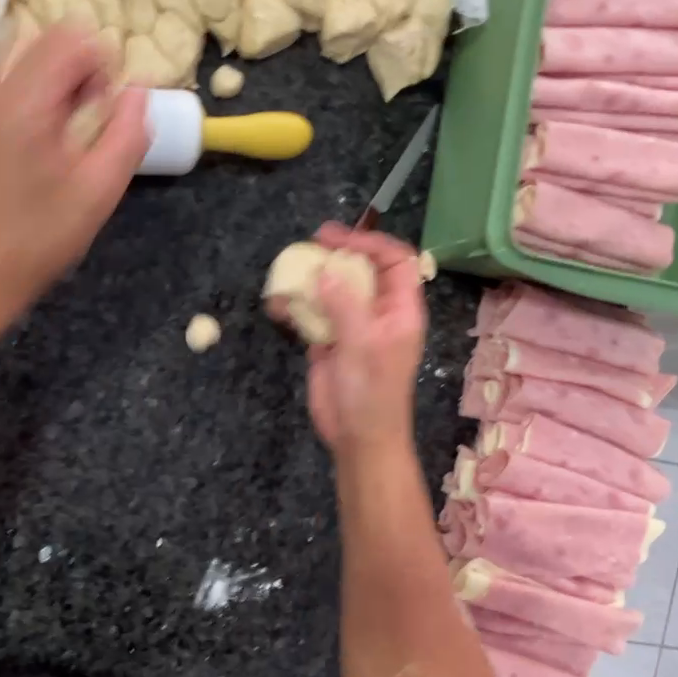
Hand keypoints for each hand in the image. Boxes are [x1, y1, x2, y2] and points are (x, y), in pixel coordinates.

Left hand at [0, 24, 150, 312]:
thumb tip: (140, 89)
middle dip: (81, 66)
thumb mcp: (100, 190)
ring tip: (72, 129)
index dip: (103, 62)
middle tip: (95, 117)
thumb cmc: (43, 237)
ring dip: (58, 79)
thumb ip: (128, 133)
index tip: (112, 107)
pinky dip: (35, 95)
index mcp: (24, 104)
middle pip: (46, 39)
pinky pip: (9, 84)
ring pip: (25, 58)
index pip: (70, 38)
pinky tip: (47, 139)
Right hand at [305, 223, 428, 456]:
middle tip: (312, 243)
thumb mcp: (363, 345)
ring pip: (333, 290)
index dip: (372, 243)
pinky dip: (295, 307)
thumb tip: (326, 270)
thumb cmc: (372, 393)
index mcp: (400, 310)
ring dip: (311, 280)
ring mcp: (350, 327)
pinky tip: (277, 305)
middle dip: (339, 254)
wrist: (357, 438)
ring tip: (288, 273)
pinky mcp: (326, 344)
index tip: (340, 238)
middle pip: (362, 271)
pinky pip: (312, 316)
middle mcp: (377, 313)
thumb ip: (345, 305)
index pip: (397, 262)